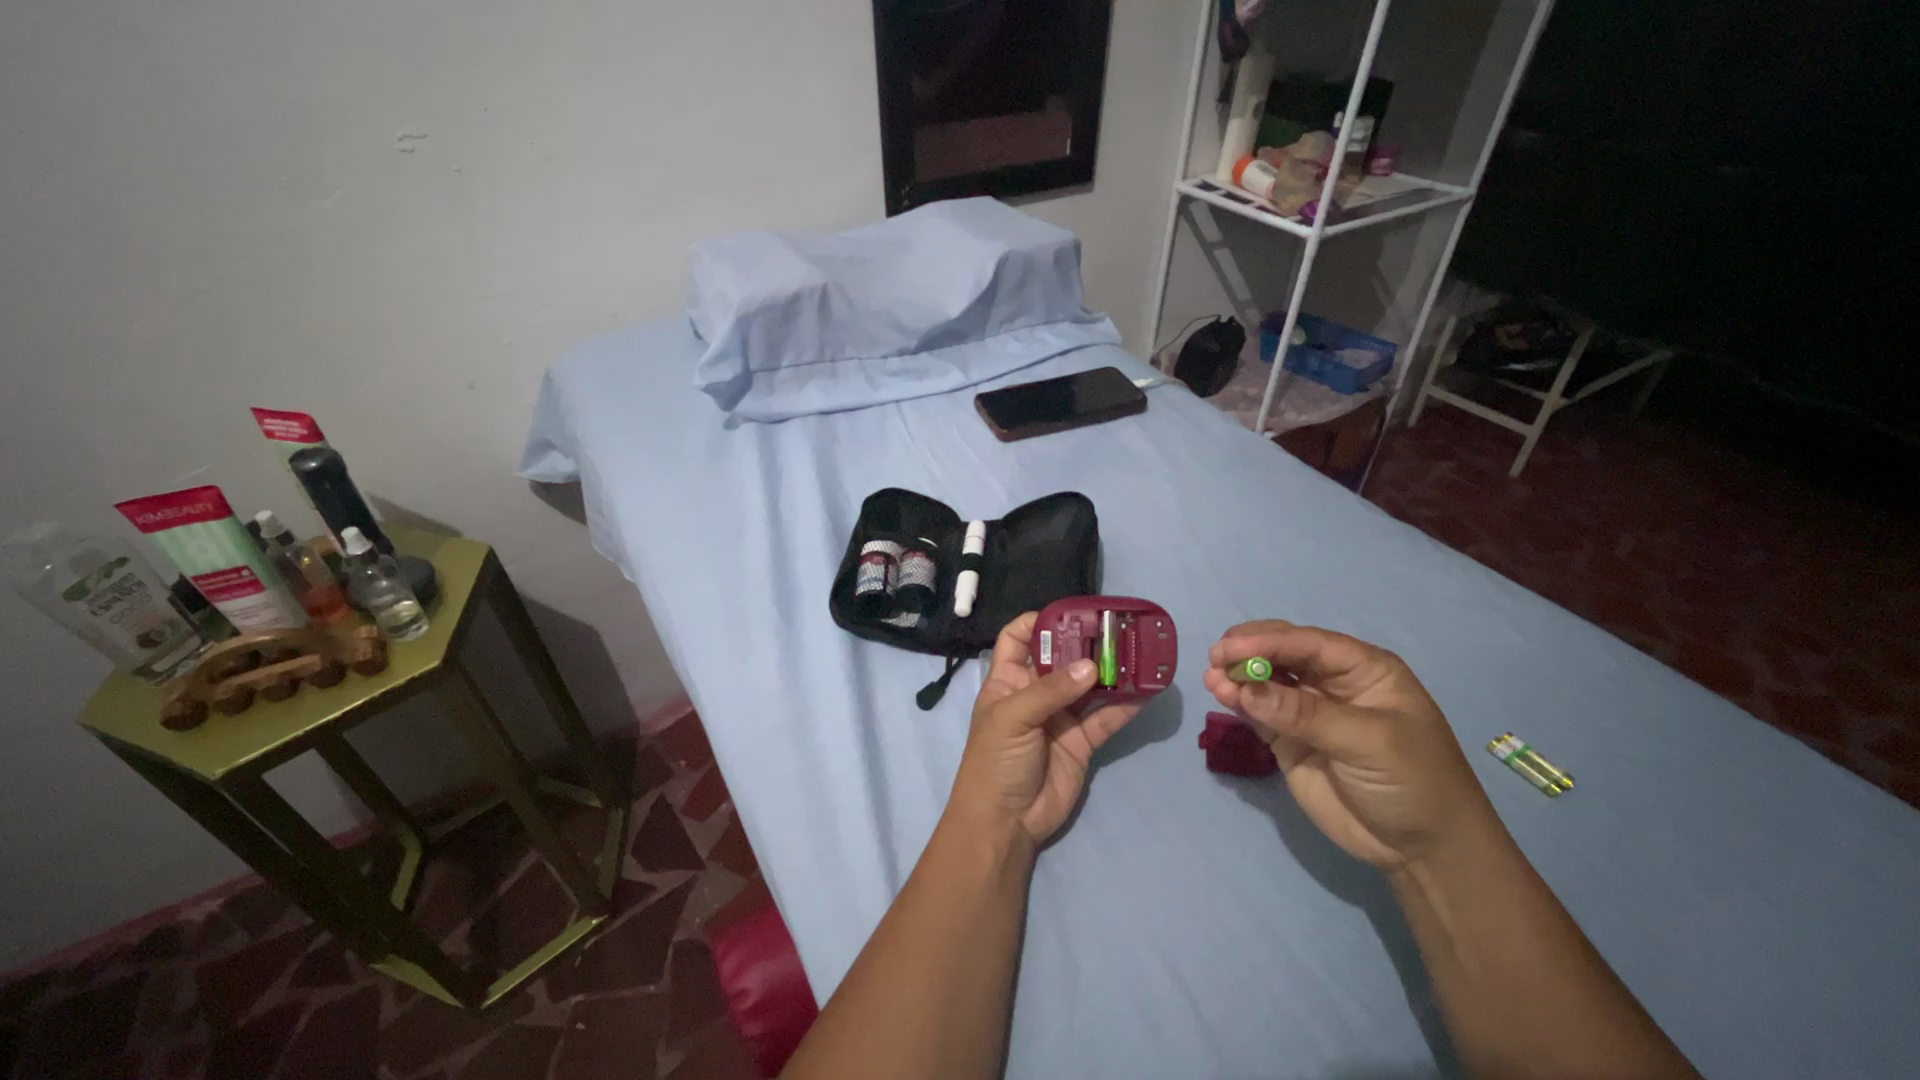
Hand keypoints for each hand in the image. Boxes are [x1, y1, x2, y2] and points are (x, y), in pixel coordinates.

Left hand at [949, 613, 1141, 845]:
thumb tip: (1091, 667)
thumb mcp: (1013, 718)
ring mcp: (1060, 717)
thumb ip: (1051, 690)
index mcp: (1008, 681)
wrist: (1006, 822)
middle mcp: (1035, 693)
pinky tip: (1147, 690)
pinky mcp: (1082, 742)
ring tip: (1139, 652)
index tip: (1071, 613)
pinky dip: (1125, 705)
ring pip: (1090, 686)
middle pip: (1062, 658)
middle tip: (1119, 628)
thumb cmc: (995, 761)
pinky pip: (1106, 718)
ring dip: (1112, 672)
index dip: (1039, 622)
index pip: (1018, 638)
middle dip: (1087, 643)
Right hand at [1203, 620, 1496, 871]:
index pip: (1310, 644)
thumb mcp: (1368, 742)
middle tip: (1216, 657)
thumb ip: (1306, 715)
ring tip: (1211, 679)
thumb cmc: (1413, 781)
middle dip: (1249, 651)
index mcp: (1363, 670)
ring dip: (1238, 676)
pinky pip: (1259, 713)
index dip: (1270, 641)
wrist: (1421, 847)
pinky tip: (1220, 695)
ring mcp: (1308, 712)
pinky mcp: (1289, 741)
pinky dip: (1238, 702)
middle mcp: (1332, 683)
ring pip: (1266, 682)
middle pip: (1283, 654)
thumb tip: (1247, 688)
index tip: (1231, 646)